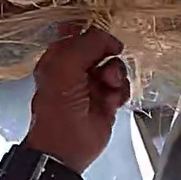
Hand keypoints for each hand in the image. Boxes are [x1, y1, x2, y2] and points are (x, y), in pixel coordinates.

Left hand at [21, 25, 130, 172]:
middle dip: (107, 55)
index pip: (77, 33)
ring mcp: (92, 85)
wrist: (65, 146)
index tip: (103, 39)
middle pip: (100, 49)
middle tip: (105, 65)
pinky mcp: (107, 101)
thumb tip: (110, 40)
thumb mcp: (66, 66)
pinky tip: (112, 100)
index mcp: (58, 57)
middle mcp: (75, 69)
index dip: (92, 33)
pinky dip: (121, 91)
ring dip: (116, 74)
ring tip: (109, 85)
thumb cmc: (58, 106)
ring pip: (114, 66)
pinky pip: (122, 86)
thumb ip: (87, 44)